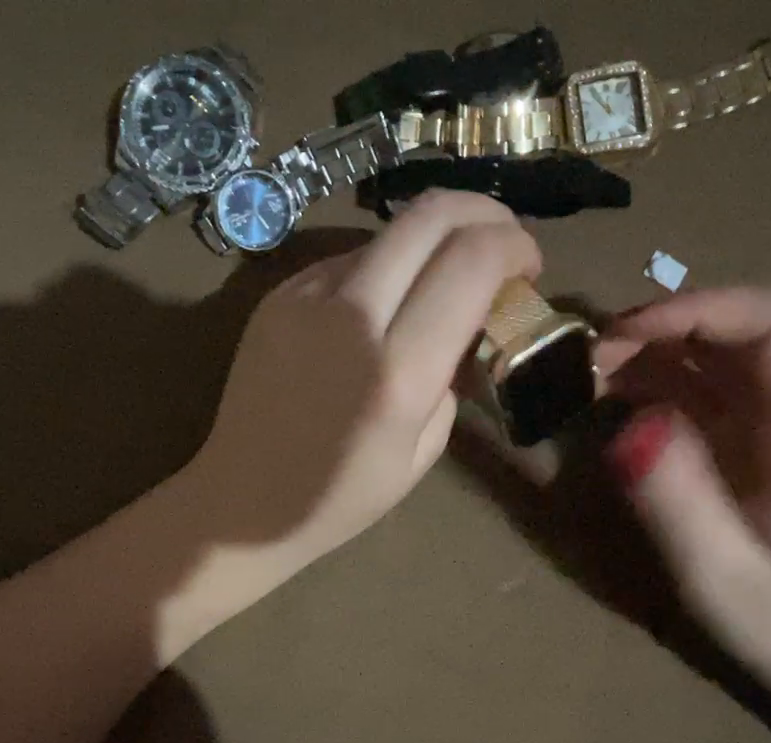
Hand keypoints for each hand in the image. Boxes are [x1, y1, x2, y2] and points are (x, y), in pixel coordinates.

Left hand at [185, 192, 540, 567]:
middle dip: (484, 214)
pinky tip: (386, 304)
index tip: (528, 267)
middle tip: (501, 243)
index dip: (515, 246)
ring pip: (389, 231)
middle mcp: (351, 317)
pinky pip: (348, 260)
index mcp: (397, 372)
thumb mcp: (423, 452)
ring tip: (444, 278)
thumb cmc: (341, 496)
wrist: (242, 502)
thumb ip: (453, 377)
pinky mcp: (277, 295)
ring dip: (433, 240)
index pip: (472, 261)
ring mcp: (305, 298)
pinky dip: (386, 267)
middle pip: (431, 215)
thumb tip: (470, 324)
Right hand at [594, 289, 770, 671]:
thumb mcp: (718, 572)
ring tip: (590, 371)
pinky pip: (699, 380)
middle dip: (667, 323)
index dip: (706, 309)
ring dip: (652, 345)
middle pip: (744, 323)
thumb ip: (679, 502)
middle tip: (594, 354)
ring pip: (716, 346)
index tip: (630, 334)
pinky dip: (651, 374)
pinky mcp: (743, 431)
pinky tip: (608, 392)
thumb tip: (629, 428)